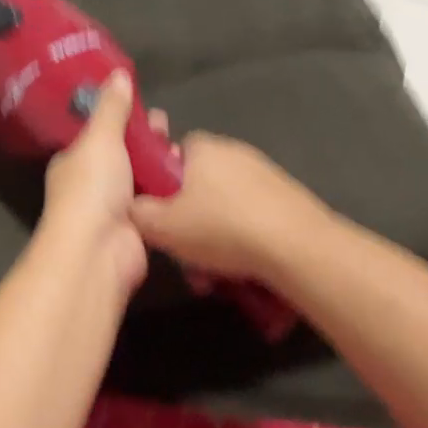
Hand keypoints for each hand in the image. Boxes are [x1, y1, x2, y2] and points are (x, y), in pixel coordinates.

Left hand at [39, 71, 164, 292]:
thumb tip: (118, 73)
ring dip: (160, 167)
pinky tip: (189, 180)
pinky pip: (155, 204)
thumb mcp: (100, 138)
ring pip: (141, 180)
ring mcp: (113, 209)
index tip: (146, 107)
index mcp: (73, 161)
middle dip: (145, 142)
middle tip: (170, 127)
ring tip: (185, 150)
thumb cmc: (92, 189)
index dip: (120, 119)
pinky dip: (169, 193)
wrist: (98, 250)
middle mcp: (90, 184)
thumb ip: (112, 108)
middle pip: (122, 156)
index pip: (97, 134)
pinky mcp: (136, 230)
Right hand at [128, 133, 328, 282]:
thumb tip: (132, 208)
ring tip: (210, 280)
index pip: (172, 153)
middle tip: (183, 259)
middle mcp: (234, 154)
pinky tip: (237, 276)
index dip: (160, 183)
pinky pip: (249, 223)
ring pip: (223, 213)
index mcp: (203, 148)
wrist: (295, 246)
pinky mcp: (286, 202)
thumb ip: (137, 213)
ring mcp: (264, 177)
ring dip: (211, 246)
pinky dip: (239, 247)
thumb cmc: (220, 228)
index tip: (157, 214)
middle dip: (187, 228)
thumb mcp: (161, 225)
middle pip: (197, 190)